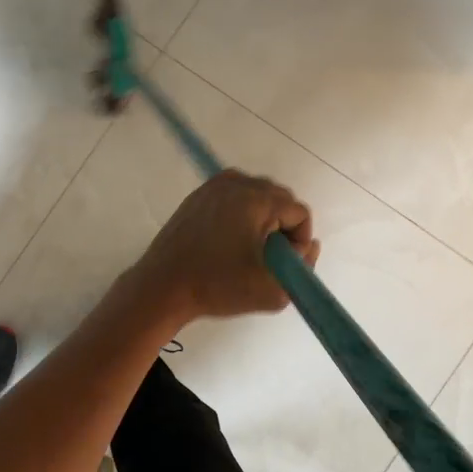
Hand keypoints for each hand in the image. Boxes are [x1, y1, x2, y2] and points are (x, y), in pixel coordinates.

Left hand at [127, 170, 320, 325]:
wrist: (165, 284)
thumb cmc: (219, 286)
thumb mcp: (274, 288)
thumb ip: (303, 266)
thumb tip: (307, 245)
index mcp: (256, 199)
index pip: (298, 211)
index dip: (299, 240)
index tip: (284, 263)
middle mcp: (236, 183)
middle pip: (278, 198)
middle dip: (283, 226)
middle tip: (270, 257)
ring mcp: (213, 186)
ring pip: (256, 194)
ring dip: (263, 218)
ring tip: (251, 249)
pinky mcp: (198, 195)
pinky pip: (234, 196)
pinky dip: (241, 212)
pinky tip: (231, 239)